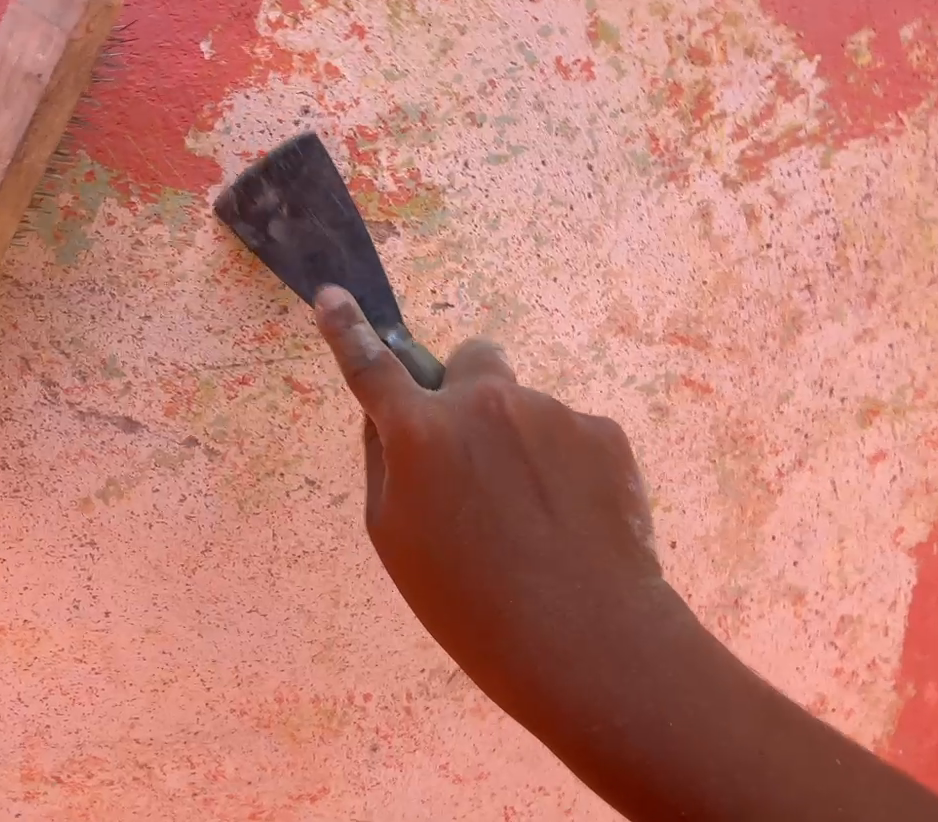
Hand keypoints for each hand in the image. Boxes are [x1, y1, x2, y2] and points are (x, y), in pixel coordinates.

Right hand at [312, 286, 664, 721]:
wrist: (588, 642)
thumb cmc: (465, 600)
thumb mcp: (393, 537)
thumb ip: (384, 461)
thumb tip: (388, 417)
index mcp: (421, 432)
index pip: (370, 366)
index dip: (347, 328)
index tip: (332, 294)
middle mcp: (484, 403)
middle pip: (472, 358)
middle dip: (469, 389)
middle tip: (477, 451)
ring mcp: (551, 411)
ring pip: (525, 407)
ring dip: (520, 440)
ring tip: (536, 514)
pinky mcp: (605, 432)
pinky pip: (571, 433)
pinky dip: (566, 463)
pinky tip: (575, 518)